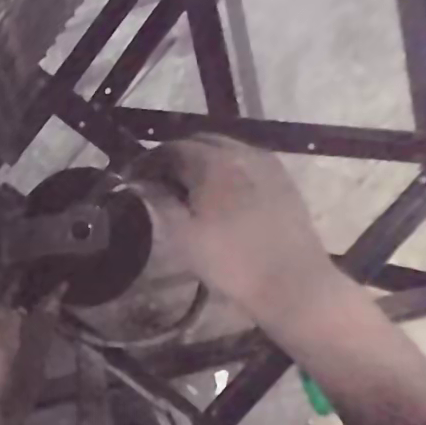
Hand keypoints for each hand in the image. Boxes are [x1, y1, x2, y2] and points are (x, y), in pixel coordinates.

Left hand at [0, 270, 61, 421]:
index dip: (28, 271)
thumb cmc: (21, 370)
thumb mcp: (40, 339)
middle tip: (29, 272)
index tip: (40, 265)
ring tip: (16, 285)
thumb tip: (61, 284)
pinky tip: (4, 299)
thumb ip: (48, 308)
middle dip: (10, 275)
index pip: (12, 279)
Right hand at [130, 135, 343, 331]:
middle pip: (200, 142)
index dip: (148, 161)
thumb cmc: (230, 261)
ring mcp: (267, 164)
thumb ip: (160, 201)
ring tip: (187, 189)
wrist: (292, 283)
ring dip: (202, 161)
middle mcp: (242, 152)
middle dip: (175, 156)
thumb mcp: (183, 235)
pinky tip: (219, 195)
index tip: (134, 178)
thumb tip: (140, 182)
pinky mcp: (283, 180)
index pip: (172, 148)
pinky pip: (246, 162)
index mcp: (213, 163)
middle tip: (158, 181)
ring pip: (226, 150)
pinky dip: (225, 170)